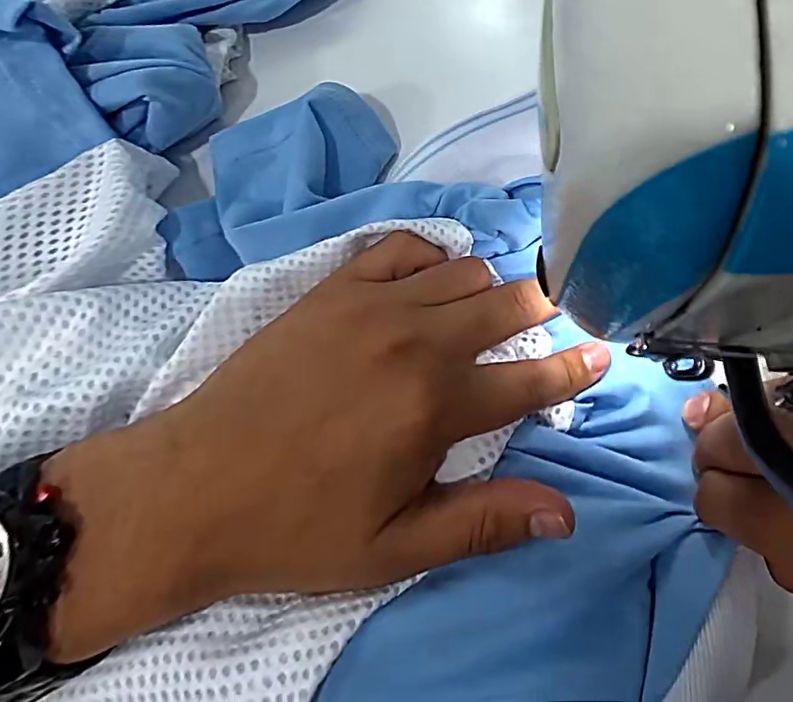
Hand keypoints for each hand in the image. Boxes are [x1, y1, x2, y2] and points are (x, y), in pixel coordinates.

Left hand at [42, 232, 609, 659]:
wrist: (188, 488)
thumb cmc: (298, 525)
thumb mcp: (394, 547)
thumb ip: (485, 521)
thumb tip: (565, 513)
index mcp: (436, 407)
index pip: (531, 379)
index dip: (576, 366)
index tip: (604, 351)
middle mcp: (417, 342)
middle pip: (510, 304)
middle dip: (544, 309)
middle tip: (552, 319)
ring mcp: (375, 305)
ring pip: (467, 270)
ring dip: (488, 290)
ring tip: (484, 315)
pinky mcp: (337, 287)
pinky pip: (406, 246)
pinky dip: (432, 257)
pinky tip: (429, 283)